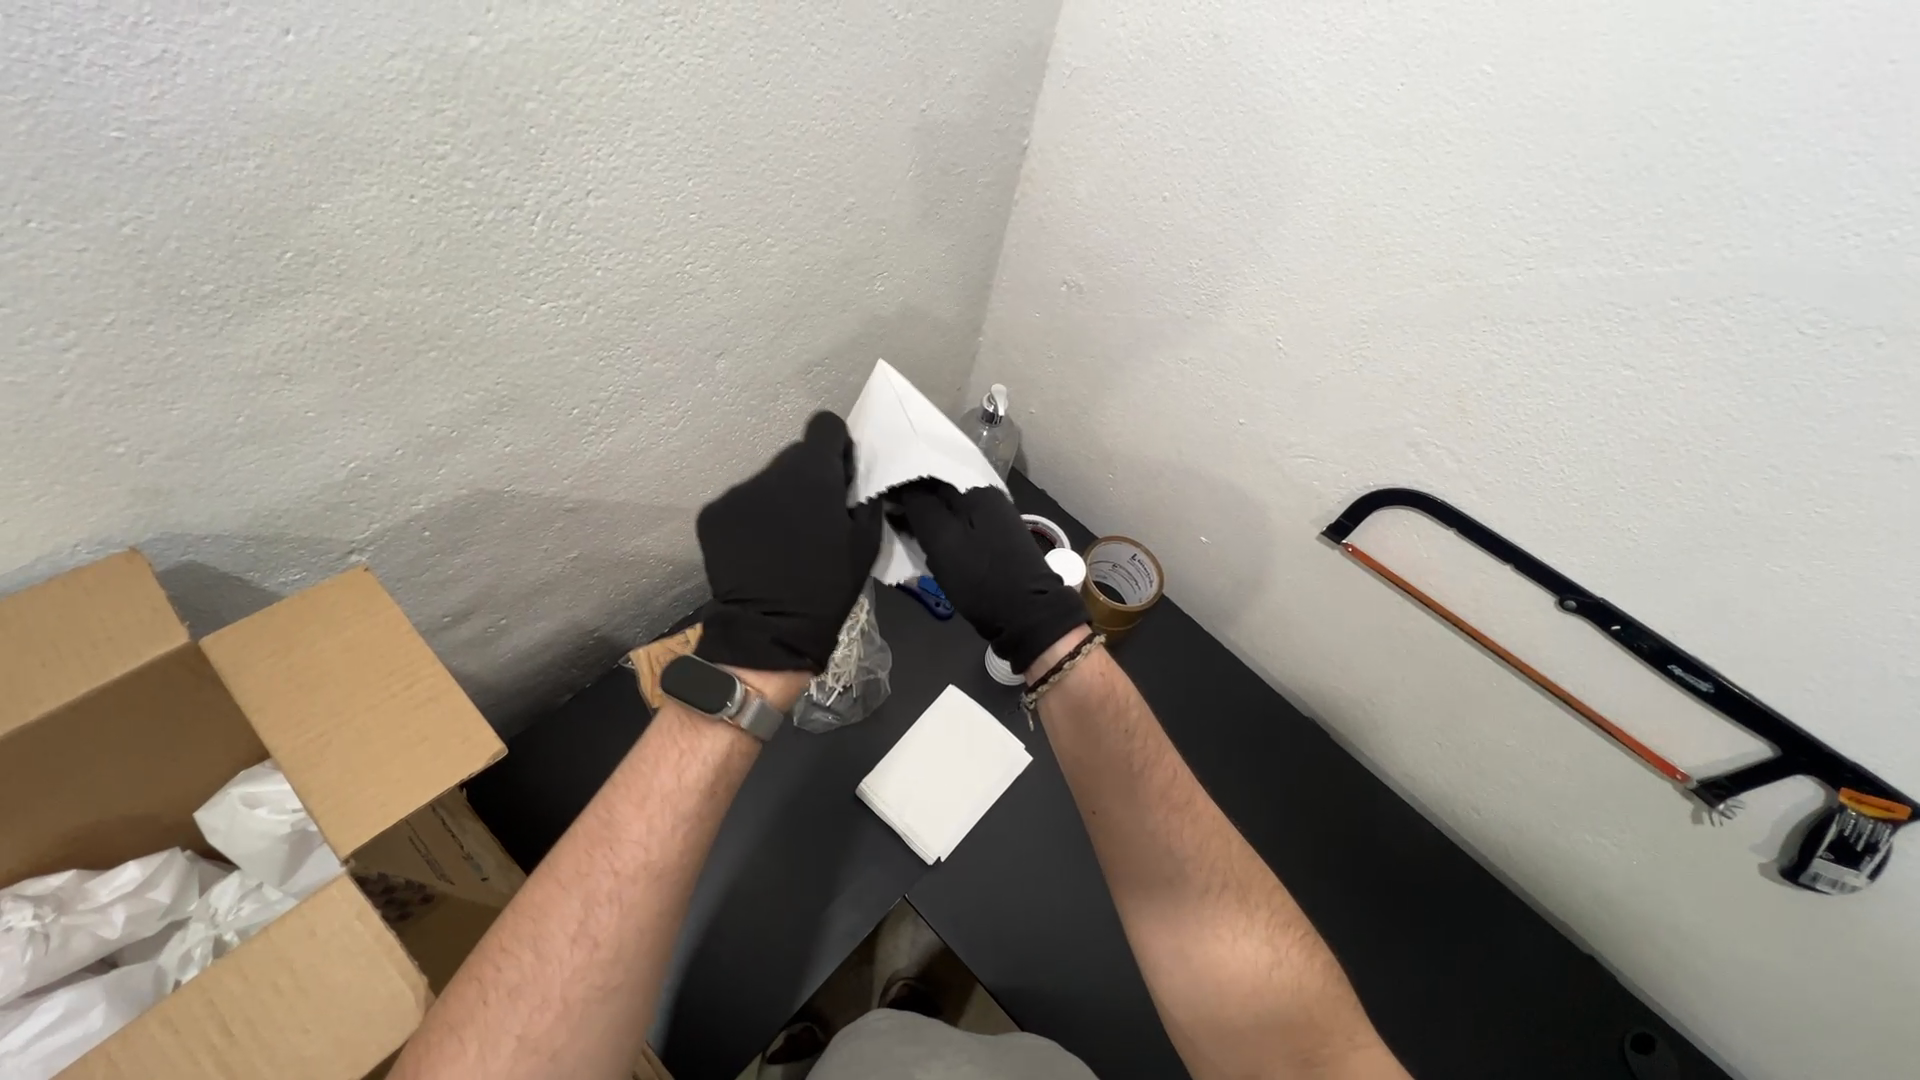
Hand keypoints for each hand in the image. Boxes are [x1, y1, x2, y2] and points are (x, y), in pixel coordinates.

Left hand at [695, 412, 883, 678]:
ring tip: (785, 540)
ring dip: (779, 500)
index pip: (825, 426)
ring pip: (767, 482)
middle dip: (808, 478)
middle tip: (814, 518)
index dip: (835, 445)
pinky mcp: (712, 514)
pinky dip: (752, 519)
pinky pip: (741, 504)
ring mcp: (737, 492)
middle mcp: (771, 472)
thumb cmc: (829, 584)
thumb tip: (849, 474)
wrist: (772, 628)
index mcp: (813, 473)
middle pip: (795, 456)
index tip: (839, 472)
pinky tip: (759, 549)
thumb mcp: (866, 540)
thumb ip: (861, 495)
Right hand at [890, 480, 1089, 673]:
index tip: (877, 495)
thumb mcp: (941, 540)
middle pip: (940, 488)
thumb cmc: (980, 576)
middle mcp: (987, 495)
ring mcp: (994, 517)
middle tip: (884, 512)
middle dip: (912, 497)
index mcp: (974, 488)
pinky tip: (926, 539)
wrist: (1027, 615)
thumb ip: (919, 507)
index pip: (928, 472)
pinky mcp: (996, 538)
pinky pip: (961, 524)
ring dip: (926, 514)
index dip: (901, 482)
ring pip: (950, 507)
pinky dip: (941, 529)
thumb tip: (900, 487)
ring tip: (899, 525)